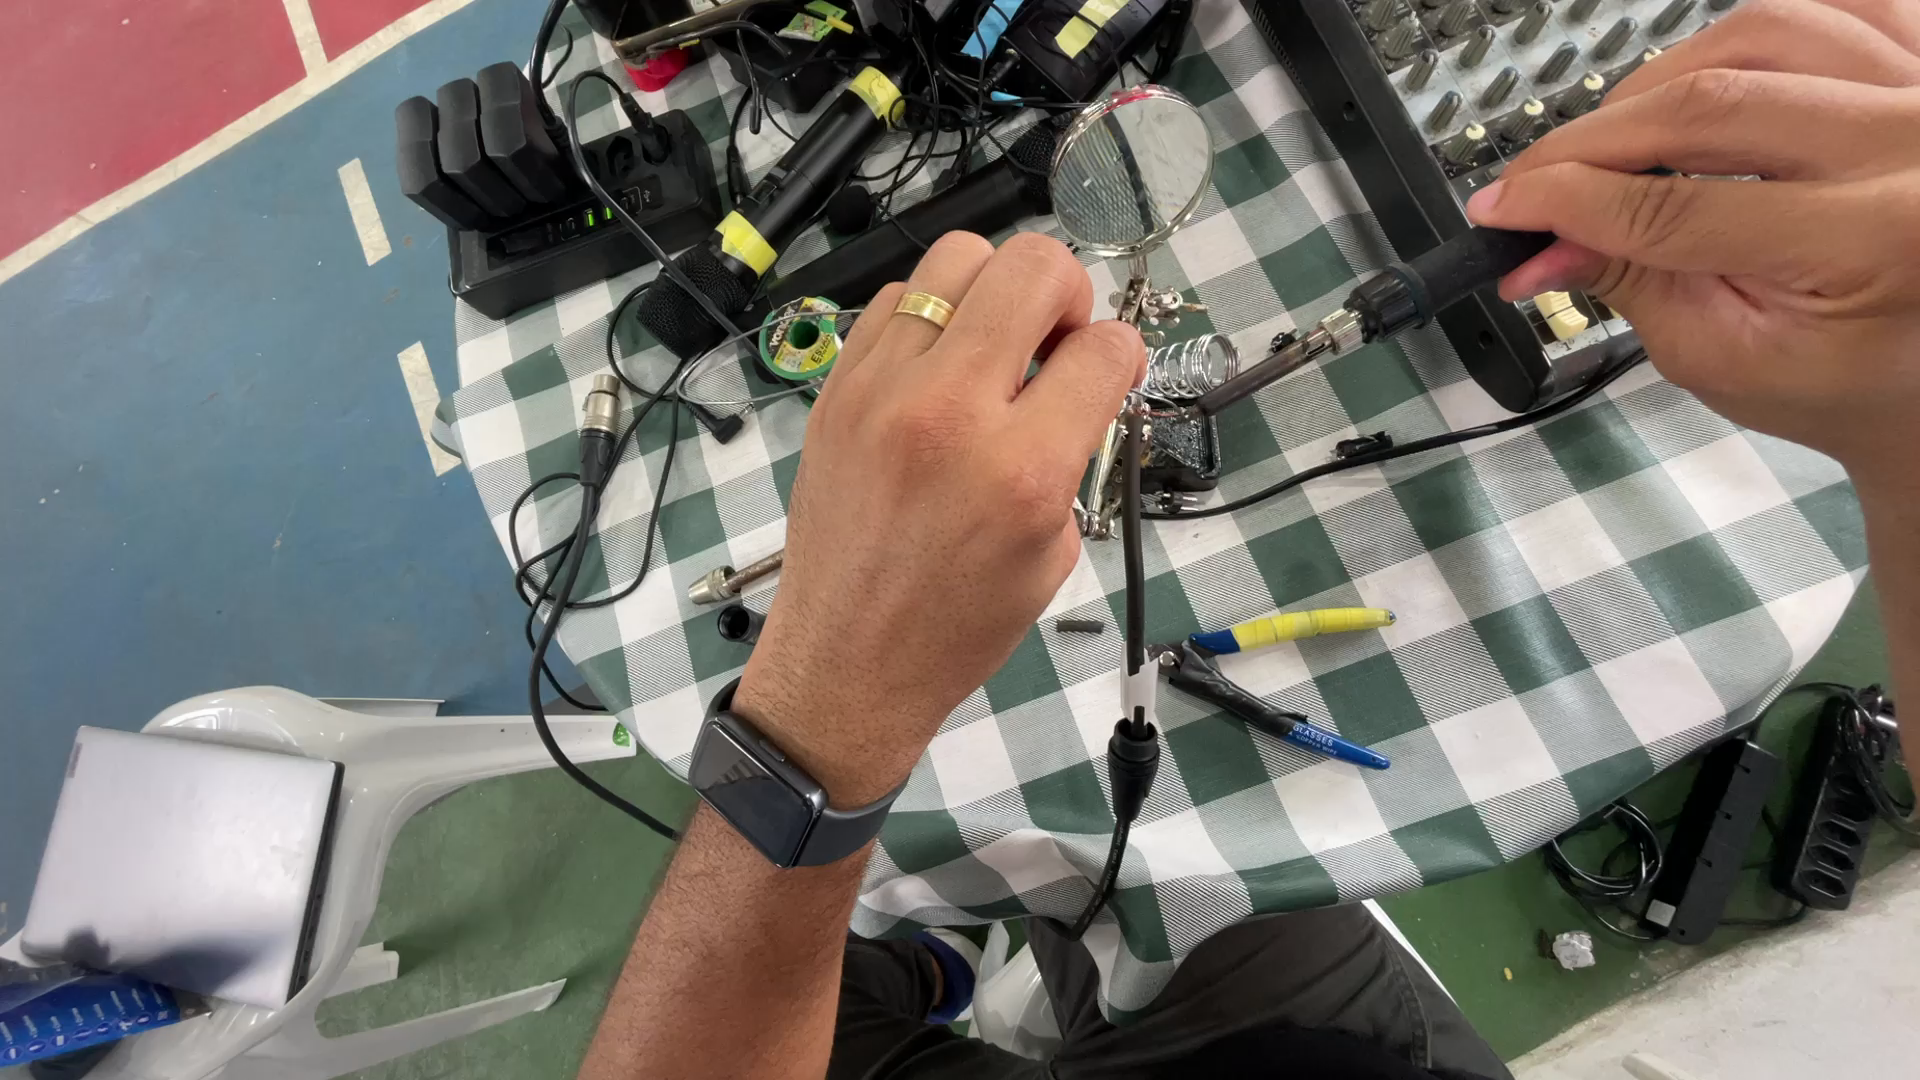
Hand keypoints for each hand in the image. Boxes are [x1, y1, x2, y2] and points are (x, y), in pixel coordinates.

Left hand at [733, 232, 1143, 805]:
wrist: (848, 660)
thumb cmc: (959, 627)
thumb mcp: (1052, 556)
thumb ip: (1072, 455)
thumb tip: (1076, 384)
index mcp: (1022, 469)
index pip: (1104, 351)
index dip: (1121, 356)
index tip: (1107, 374)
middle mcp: (951, 411)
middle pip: (1033, 268)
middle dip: (1068, 292)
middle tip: (1056, 340)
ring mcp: (881, 391)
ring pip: (956, 259)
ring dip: (995, 290)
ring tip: (993, 344)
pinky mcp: (836, 390)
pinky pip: (894, 302)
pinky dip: (931, 317)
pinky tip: (935, 365)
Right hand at [1464, 0, 1919, 483]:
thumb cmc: (1835, 377)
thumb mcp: (1713, 354)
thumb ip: (1627, 286)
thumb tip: (1534, 255)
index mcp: (1867, 241)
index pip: (1671, 208)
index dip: (1563, 203)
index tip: (1493, 209)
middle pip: (1708, 107)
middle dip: (1585, 142)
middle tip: (1523, 182)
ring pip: (1762, 36)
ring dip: (1652, 85)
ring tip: (1602, 142)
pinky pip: (1833, 8)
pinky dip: (1737, 39)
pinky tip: (1688, 89)